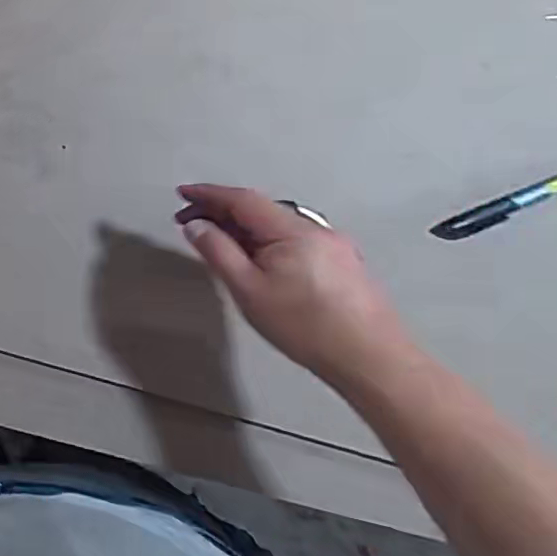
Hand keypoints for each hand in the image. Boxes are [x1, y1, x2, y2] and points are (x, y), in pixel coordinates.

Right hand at [176, 184, 415, 384]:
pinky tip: (257, 259)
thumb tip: (196, 225)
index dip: (209, 194)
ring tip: (218, 241)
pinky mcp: (343, 263)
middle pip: (260, 209)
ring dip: (244, 227)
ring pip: (277, 225)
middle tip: (190, 221)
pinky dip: (266, 240)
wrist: (373, 361)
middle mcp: (316, 229)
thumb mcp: (249, 290)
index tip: (183, 193)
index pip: (242, 199)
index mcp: (292, 230)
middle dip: (222, 211)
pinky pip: (294, 239)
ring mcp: (334, 245)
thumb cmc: (308, 327)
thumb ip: (218, 252)